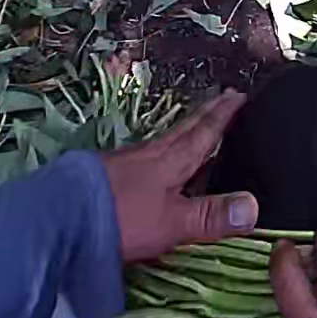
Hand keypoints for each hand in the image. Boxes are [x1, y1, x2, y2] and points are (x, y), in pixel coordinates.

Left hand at [101, 92, 258, 261]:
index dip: (223, 115)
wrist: (63, 215)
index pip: (205, 133)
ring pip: (169, 137)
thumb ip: (210, 216)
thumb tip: (253, 207)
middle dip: (208, 112)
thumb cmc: (124, 218)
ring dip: (188, 126)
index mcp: (173, 161)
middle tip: (225, 95)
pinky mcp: (114, 171)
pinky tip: (160, 154)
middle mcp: (155, 153)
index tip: (239, 95)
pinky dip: (167, 144)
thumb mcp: (172, 222)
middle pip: (187, 128)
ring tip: (199, 119)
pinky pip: (152, 150)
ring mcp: (132, 160)